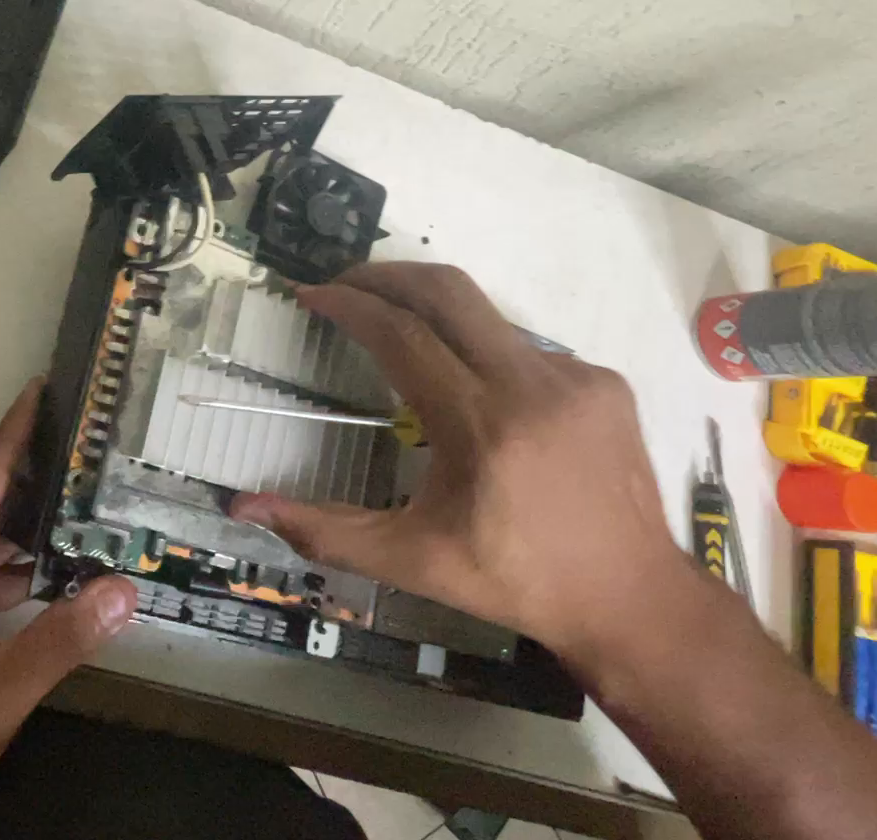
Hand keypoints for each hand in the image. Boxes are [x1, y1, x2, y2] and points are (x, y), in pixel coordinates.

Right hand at [228, 263, 693, 668]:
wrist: (635, 600)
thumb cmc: (511, 578)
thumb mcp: (408, 559)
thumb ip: (321, 529)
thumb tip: (241, 508)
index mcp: (481, 426)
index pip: (402, 335)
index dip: (349, 305)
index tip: (310, 293)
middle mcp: (533, 384)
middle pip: (447, 291)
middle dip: (383, 275)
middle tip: (341, 283)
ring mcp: (577, 377)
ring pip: (484, 314)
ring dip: (427, 309)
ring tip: (390, 330)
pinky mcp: (603, 382)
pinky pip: (521, 345)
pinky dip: (475, 346)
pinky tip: (463, 384)